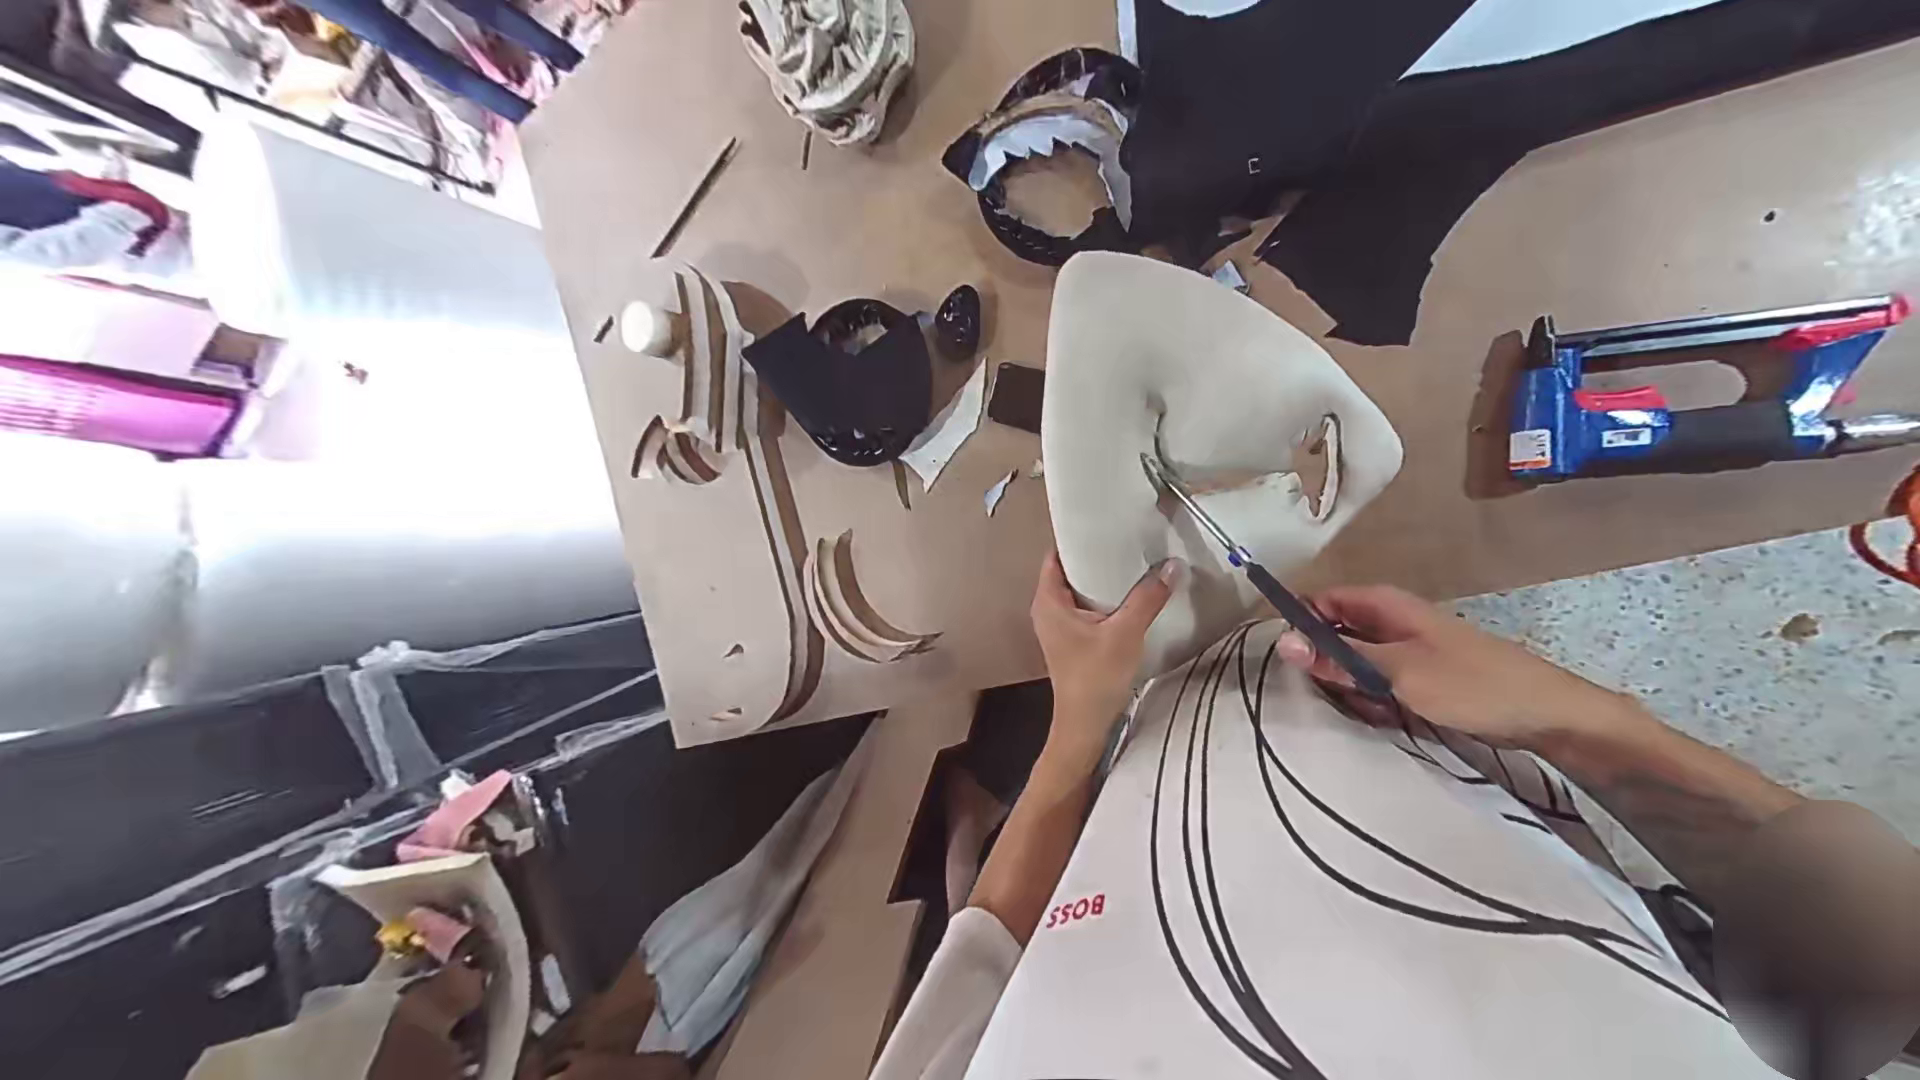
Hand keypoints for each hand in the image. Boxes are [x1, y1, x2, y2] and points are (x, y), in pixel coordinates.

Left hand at [1030, 550, 1181, 759]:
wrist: (1086, 723)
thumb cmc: (1095, 678)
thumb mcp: (1125, 634)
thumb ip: (1147, 598)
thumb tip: (1171, 566)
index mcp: (1048, 601)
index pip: (1056, 555)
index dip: (1077, 538)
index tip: (1103, 523)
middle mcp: (1047, 608)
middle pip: (1069, 570)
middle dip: (1095, 555)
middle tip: (1125, 539)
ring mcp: (1058, 624)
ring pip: (1079, 589)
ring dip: (1101, 578)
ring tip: (1131, 560)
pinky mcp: (1072, 637)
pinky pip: (1086, 605)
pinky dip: (1103, 596)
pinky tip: (1129, 593)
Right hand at [1275, 584, 1654, 750]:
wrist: (1553, 717)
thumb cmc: (1472, 685)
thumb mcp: (1396, 672)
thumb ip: (1338, 657)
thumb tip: (1282, 642)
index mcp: (1382, 603)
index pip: (1318, 601)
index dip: (1298, 625)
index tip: (1287, 658)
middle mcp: (1387, 618)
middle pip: (1331, 630)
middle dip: (1322, 659)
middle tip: (1325, 690)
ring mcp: (1402, 646)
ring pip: (1350, 657)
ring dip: (1346, 681)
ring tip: (1357, 705)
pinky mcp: (1414, 671)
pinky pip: (1372, 676)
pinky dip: (1367, 693)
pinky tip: (1377, 712)